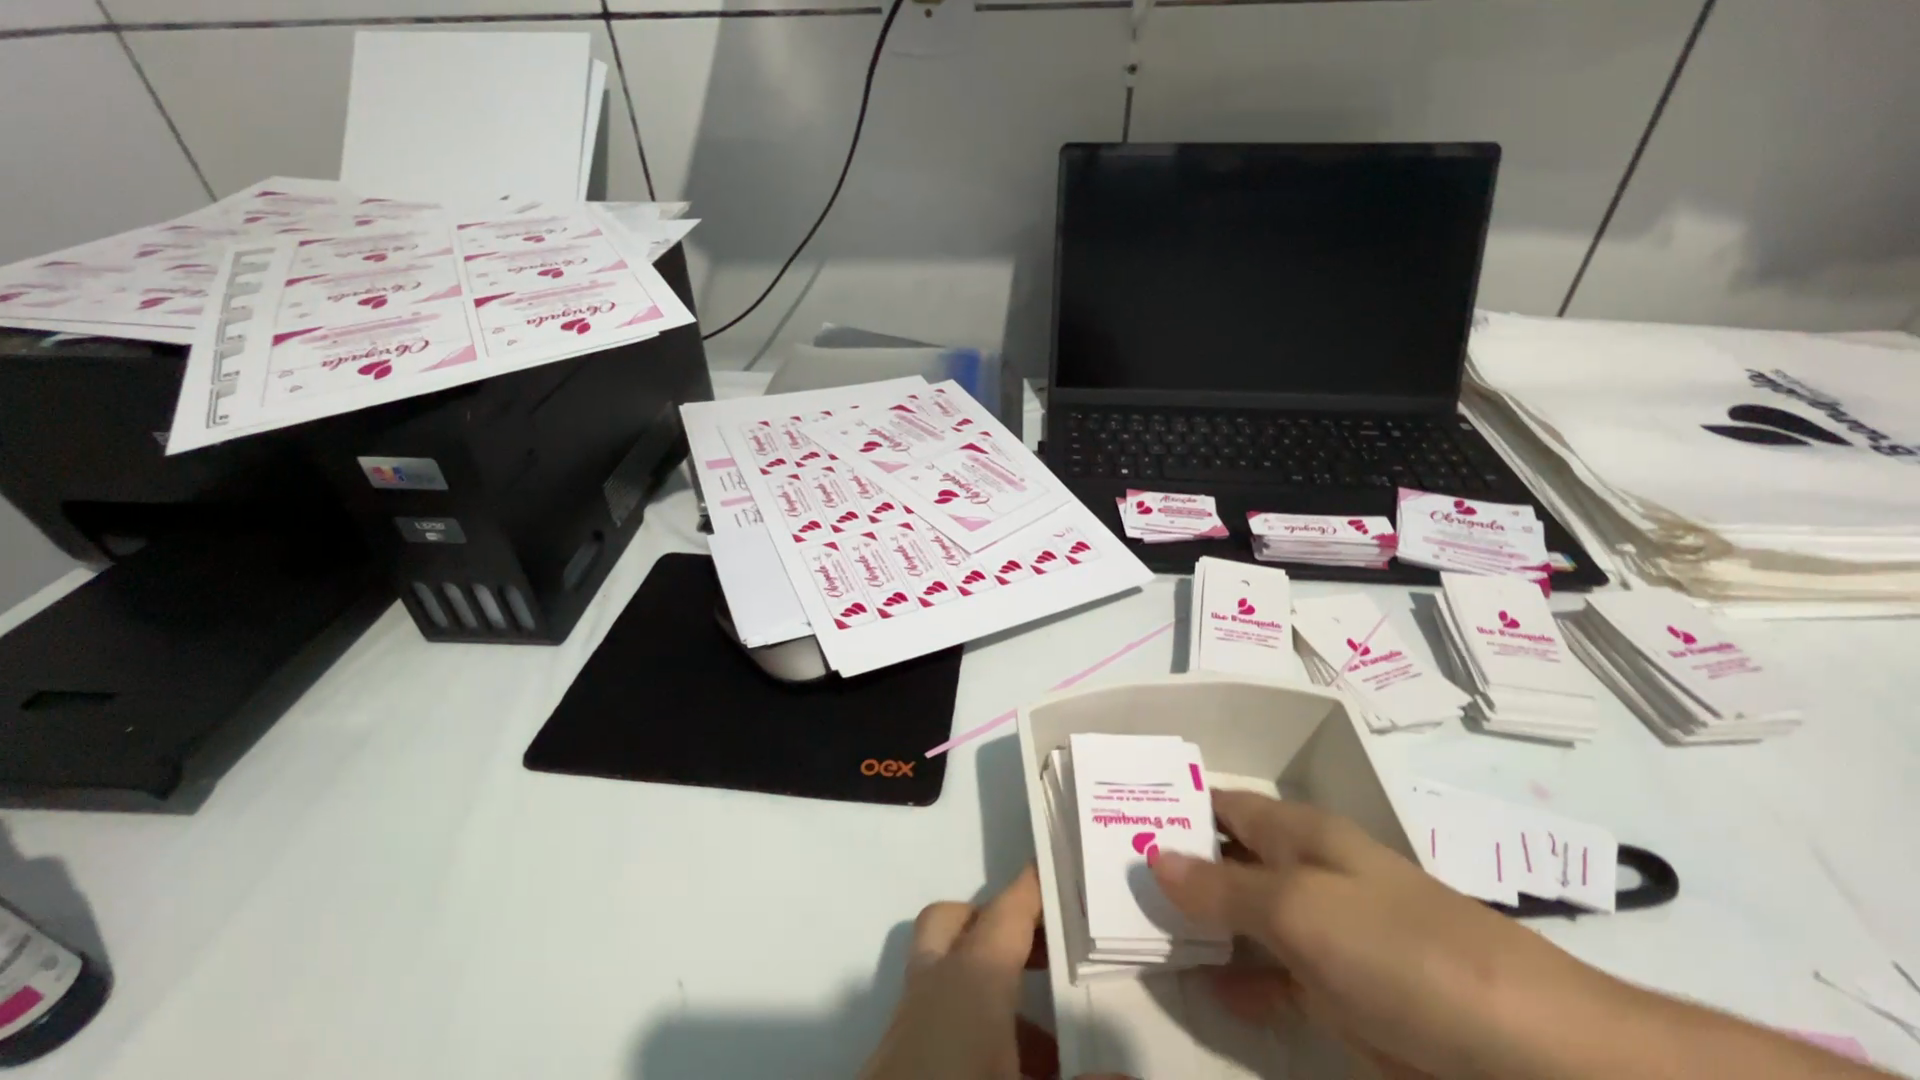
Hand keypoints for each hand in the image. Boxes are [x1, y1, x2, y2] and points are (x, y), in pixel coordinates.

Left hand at [860, 867, 1129, 1079]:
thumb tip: (1131, 1075)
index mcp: (971, 978)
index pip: (1007, 910)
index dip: (1035, 886)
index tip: (1064, 864)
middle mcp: (935, 984)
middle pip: (959, 922)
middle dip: (1002, 925)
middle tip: (1053, 948)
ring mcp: (910, 1019)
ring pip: (947, 971)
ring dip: (992, 982)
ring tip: (1052, 1031)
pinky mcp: (899, 1054)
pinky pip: (940, 1015)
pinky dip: (975, 1022)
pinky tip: (1017, 1066)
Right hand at [1150, 791, 1610, 1079]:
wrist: (1520, 1046)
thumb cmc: (1400, 951)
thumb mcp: (1299, 908)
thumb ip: (1222, 886)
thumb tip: (1152, 854)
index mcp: (1300, 834)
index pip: (1221, 805)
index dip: (1172, 805)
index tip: (1111, 815)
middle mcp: (1306, 875)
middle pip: (1225, 861)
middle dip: (1171, 867)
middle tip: (1102, 881)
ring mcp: (1322, 935)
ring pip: (1241, 920)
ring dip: (1195, 926)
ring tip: (1130, 933)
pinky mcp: (1337, 991)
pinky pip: (1268, 975)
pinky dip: (1232, 979)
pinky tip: (1197, 987)